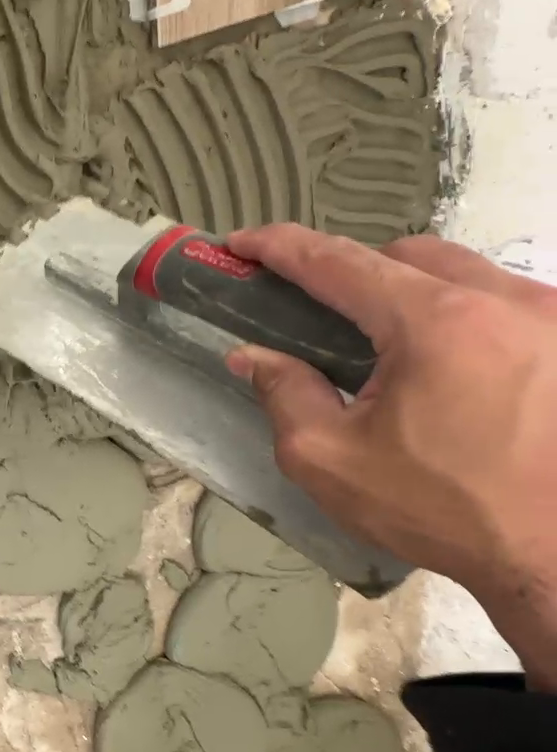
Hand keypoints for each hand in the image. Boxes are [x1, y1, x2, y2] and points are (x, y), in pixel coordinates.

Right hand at [224, 227, 556, 685]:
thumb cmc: (440, 506)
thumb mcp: (326, 456)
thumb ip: (284, 393)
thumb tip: (252, 355)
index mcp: (436, 324)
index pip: (340, 263)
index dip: (280, 248)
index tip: (239, 244)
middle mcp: (511, 303)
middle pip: (412, 254)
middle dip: (352, 270)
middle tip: (313, 313)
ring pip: (471, 276)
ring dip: (412, 296)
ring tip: (384, 350)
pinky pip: (513, 307)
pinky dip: (463, 319)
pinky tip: (450, 371)